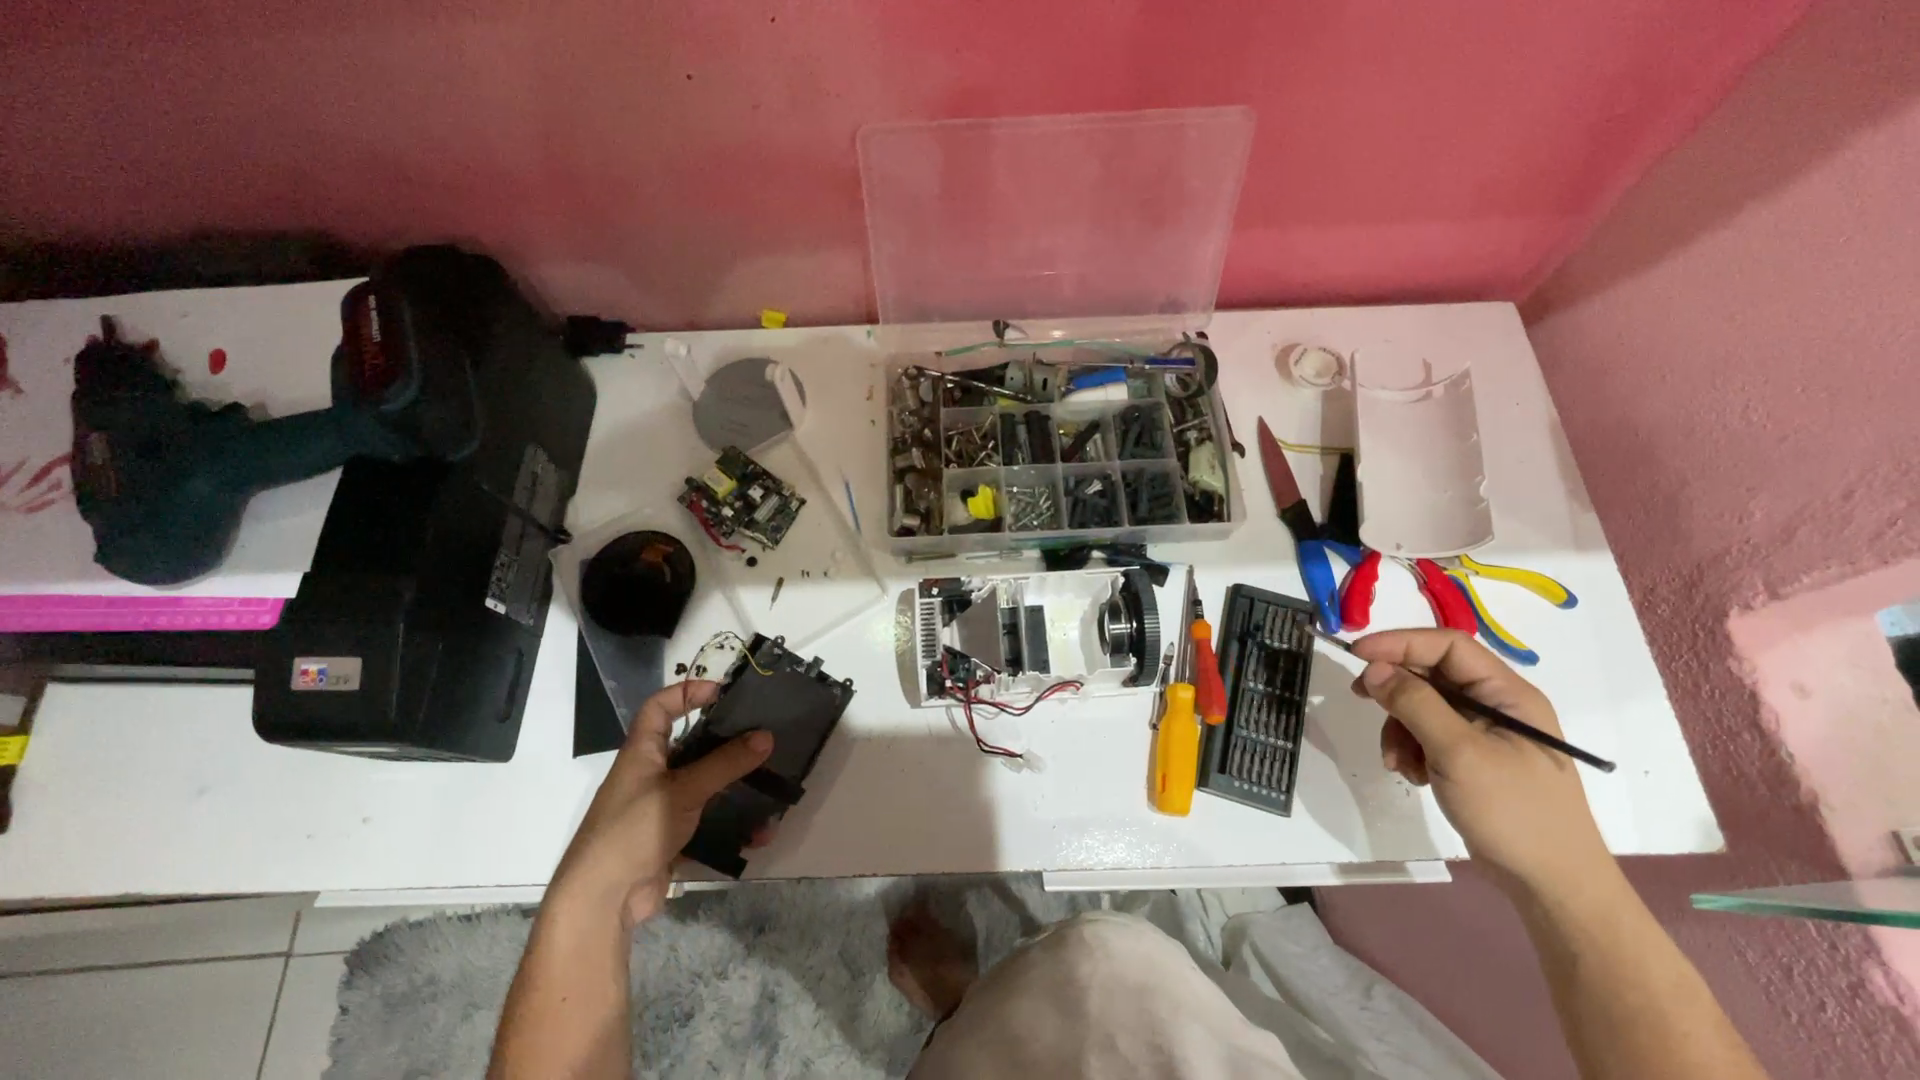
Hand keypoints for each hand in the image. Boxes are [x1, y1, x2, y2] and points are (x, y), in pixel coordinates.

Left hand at [548, 680, 772, 927]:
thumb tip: (766, 736)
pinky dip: (735, 828)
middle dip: (727, 744)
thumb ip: (725, 763)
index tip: (722, 692)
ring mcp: (662, 810)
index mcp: (642, 753)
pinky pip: (710, 825)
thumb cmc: (633, 830)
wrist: (603, 900)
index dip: (686, 692)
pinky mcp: (672, 841)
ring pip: (706, 788)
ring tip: (772, 788)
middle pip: (692, 748)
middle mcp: (651, 776)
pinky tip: (761, 834)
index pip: (659, 708)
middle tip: (763, 738)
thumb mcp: (682, 790)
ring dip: (738, 790)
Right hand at [1349, 629, 1611, 897]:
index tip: (1356, 655)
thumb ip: (1415, 704)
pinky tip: (1414, 775)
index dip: (1400, 643)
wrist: (1551, 882)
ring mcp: (1485, 734)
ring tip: (1398, 763)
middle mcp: (1497, 705)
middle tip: (1361, 700)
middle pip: (1431, 675)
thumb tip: (1373, 668)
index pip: (1447, 646)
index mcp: (1507, 693)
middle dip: (1395, 691)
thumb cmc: (1514, 811)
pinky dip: (1411, 750)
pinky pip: (1428, 736)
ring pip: (1424, 707)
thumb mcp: (1459, 753)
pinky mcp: (1472, 760)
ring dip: (1400, 728)